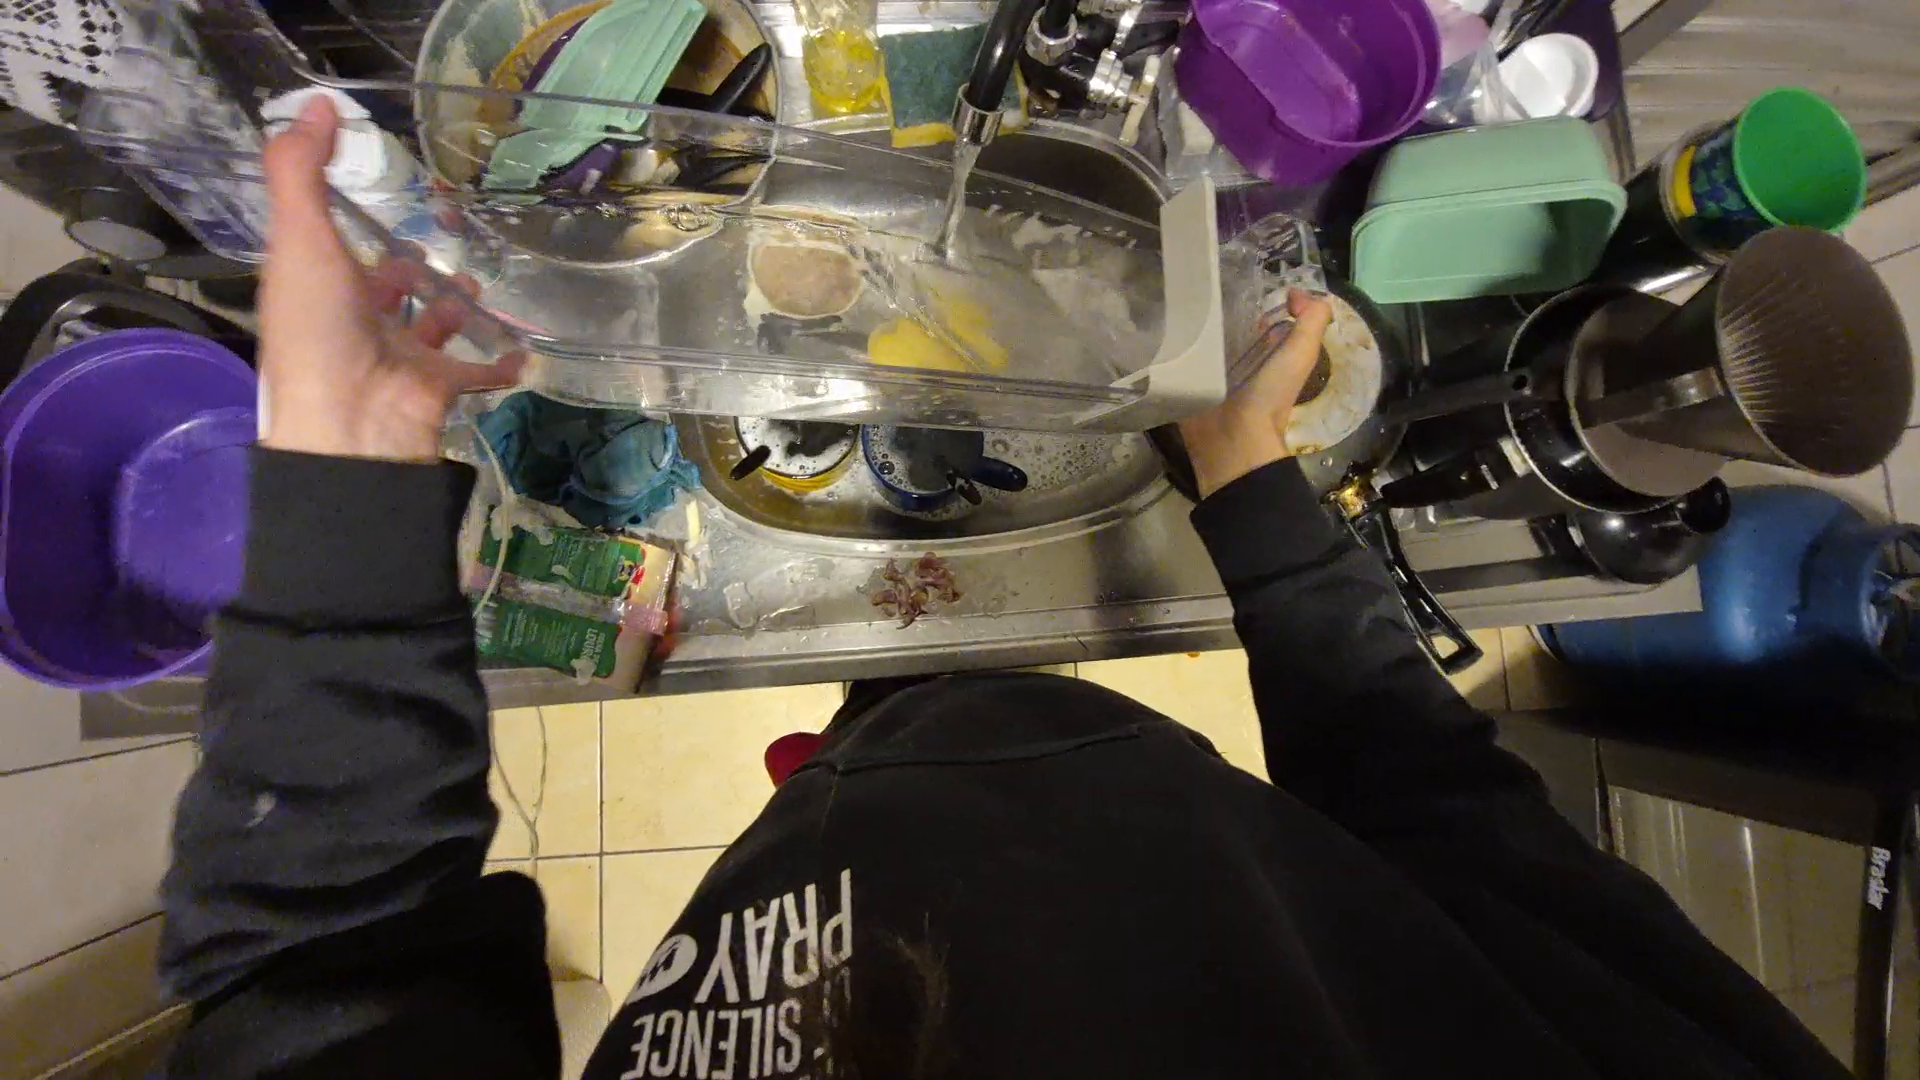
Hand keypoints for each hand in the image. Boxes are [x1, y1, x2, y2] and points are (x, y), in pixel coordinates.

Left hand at [258, 95, 520, 462]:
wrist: (354, 414)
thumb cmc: (322, 327)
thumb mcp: (302, 239)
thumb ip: (302, 173)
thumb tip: (321, 106)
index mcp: (324, 290)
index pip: (343, 256)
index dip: (360, 232)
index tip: (390, 207)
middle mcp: (364, 323)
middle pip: (394, 293)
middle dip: (418, 273)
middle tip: (449, 252)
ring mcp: (408, 357)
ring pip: (437, 329)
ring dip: (459, 312)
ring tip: (478, 288)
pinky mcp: (444, 385)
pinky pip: (481, 372)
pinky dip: (503, 363)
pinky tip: (521, 349)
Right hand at [1177, 288, 1332, 498]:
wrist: (1233, 439)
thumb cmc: (1269, 395)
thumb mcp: (1302, 353)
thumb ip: (1311, 319)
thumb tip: (1295, 292)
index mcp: (1274, 356)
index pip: (1267, 321)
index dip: (1261, 302)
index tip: (1241, 282)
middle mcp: (1247, 364)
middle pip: (1235, 331)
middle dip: (1222, 312)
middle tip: (1205, 292)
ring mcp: (1217, 377)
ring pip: (1208, 344)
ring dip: (1197, 329)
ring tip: (1182, 306)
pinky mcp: (1192, 387)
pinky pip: (1184, 363)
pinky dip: (1178, 349)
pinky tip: (1170, 334)